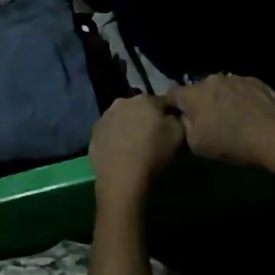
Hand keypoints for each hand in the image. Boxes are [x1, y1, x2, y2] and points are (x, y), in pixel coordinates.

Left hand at [89, 95, 183, 211]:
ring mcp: (105, 116)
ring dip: (129, 125)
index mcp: (145, 99)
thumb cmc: (154, 152)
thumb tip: (175, 114)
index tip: (172, 126)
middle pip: (140, 107)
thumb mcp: (180, 135)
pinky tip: (120, 150)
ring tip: (135, 144)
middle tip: (152, 135)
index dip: (169, 113)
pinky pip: (109, 130)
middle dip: (146, 117)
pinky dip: (115, 136)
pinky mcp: (94, 131)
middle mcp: (122, 102)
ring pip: (122, 117)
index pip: (163, 102)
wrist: (122, 175)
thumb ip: (180, 119)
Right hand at [166, 74, 274, 170]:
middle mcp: (211, 80)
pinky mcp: (257, 81)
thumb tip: (184, 118)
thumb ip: (184, 127)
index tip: (180, 118)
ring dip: (221, 99)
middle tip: (209, 121)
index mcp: (192, 94)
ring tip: (233, 117)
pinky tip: (251, 114)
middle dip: (200, 102)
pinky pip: (240, 89)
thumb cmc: (233, 143)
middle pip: (198, 90)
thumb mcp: (196, 144)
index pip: (172, 94)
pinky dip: (241, 98)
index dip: (174, 106)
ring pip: (220, 88)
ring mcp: (235, 78)